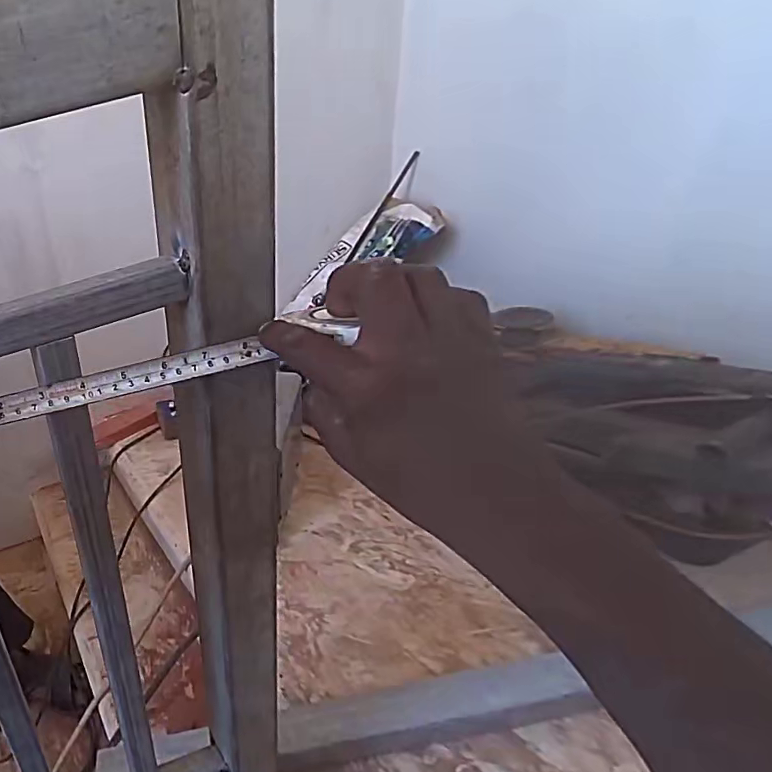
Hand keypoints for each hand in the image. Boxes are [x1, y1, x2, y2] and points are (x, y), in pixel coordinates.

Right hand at [258, 262, 556, 543]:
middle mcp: (408, 350)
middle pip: (375, 278)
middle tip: (337, 308)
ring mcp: (451, 341)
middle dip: (345, 283)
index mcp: (365, 384)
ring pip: (419, 276)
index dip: (279, 333)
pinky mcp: (483, 343)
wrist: (498, 495)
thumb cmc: (415, 480)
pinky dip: (431, 301)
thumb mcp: (345, 447)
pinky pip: (456, 296)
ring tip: (377, 313)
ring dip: (389, 287)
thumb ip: (321, 403)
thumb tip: (310, 376)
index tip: (272, 332)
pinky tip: (419, 326)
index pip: (306, 342)